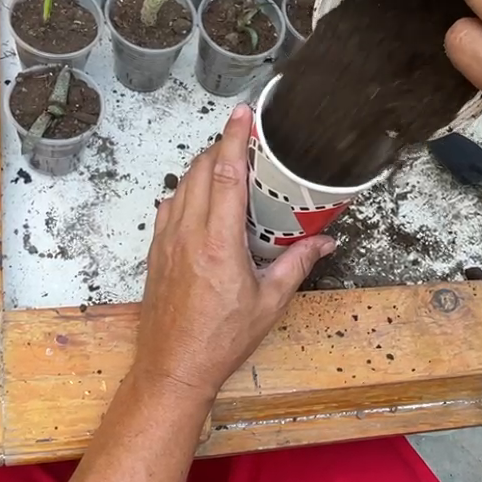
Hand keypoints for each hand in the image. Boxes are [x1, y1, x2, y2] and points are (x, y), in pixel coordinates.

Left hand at [131, 105, 333, 400]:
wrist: (172, 367)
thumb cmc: (220, 340)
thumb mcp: (269, 303)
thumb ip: (297, 265)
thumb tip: (325, 242)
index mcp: (217, 243)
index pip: (225, 174)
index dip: (235, 138)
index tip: (243, 115)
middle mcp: (187, 234)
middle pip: (201, 170)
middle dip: (221, 147)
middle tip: (245, 140)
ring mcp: (166, 241)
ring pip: (181, 185)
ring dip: (203, 168)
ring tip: (228, 166)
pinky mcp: (156, 251)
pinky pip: (169, 206)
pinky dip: (187, 192)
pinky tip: (202, 201)